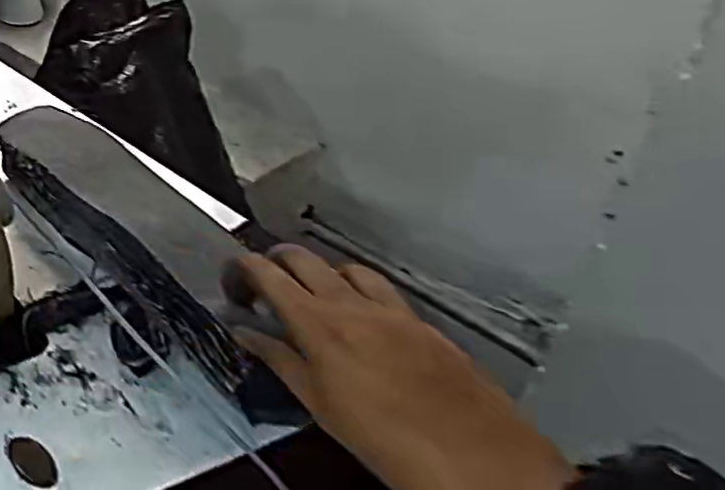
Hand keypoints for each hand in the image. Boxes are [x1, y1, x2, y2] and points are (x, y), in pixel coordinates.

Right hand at [227, 245, 572, 489]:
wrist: (490, 473)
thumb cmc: (399, 446)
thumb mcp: (321, 407)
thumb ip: (278, 360)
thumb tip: (247, 334)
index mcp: (317, 322)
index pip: (263, 270)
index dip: (240, 268)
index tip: (235, 283)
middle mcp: (352, 306)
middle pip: (300, 256)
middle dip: (275, 261)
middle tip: (267, 282)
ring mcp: (394, 314)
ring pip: (345, 267)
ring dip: (323, 272)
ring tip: (317, 294)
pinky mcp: (429, 328)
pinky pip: (387, 293)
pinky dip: (364, 294)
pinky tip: (366, 320)